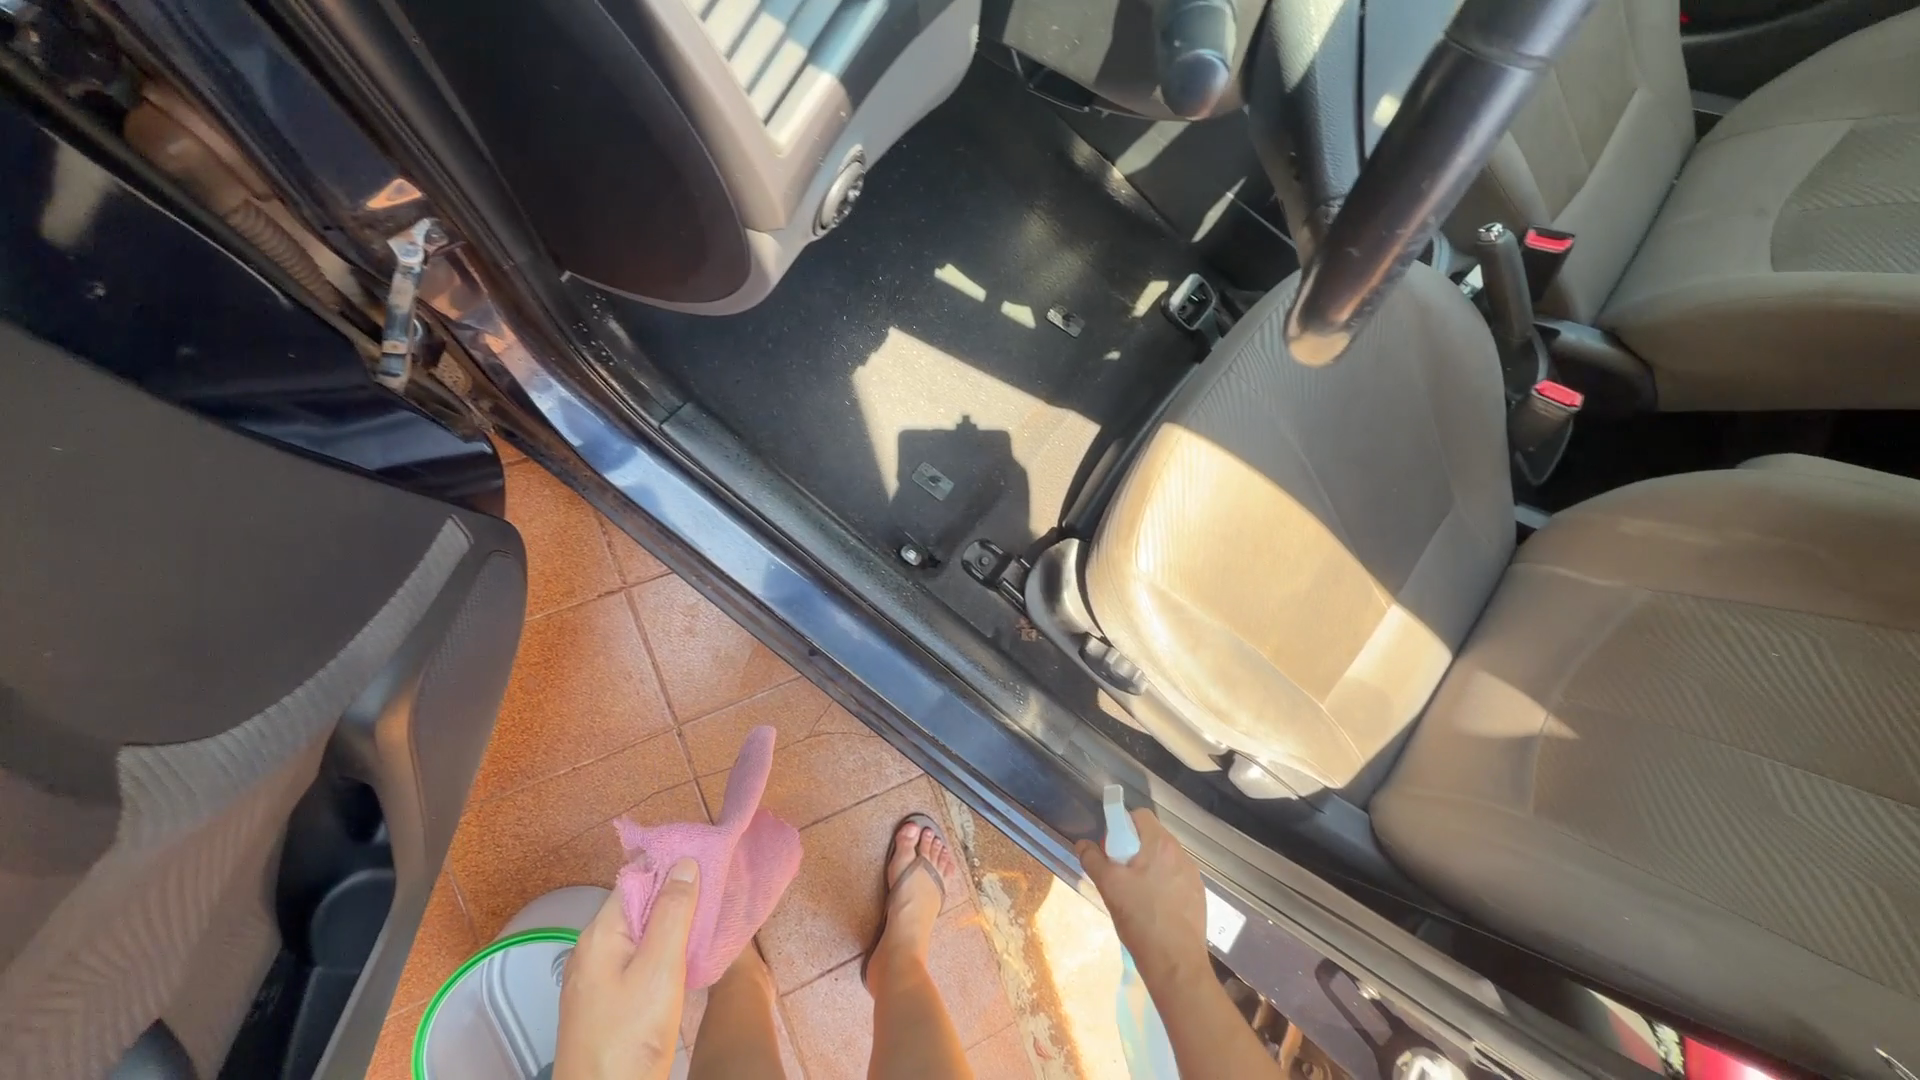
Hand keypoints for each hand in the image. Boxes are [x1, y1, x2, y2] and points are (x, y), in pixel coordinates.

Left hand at [553, 858, 698, 1079]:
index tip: (710, 857)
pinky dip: (665, 949)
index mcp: (601, 935)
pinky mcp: (609, 1003)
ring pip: (641, 933)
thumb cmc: (630, 1038)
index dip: (671, 864)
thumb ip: (673, 913)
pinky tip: (690, 956)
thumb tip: (684, 862)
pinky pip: (639, 959)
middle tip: (719, 886)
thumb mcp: (659, 970)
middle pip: (638, 904)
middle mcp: (594, 950)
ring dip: (674, 922)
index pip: (636, 878)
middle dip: (676, 892)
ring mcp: (599, 979)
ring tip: (712, 915)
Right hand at [1075, 808, 1209, 992]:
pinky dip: (1162, 885)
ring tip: (1135, 895)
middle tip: (1119, 875)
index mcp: (1160, 844)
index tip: (1112, 850)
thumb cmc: (1140, 919)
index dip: (1121, 826)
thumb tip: (1083, 844)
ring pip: (1164, 860)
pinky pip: (1175, 879)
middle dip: (1133, 850)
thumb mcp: (1108, 886)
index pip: (1139, 816)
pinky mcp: (1198, 897)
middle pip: (1151, 837)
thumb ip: (1093, 859)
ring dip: (1148, 868)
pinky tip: (1153, 909)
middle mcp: (1181, 854)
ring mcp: (1193, 877)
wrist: (1175, 964)